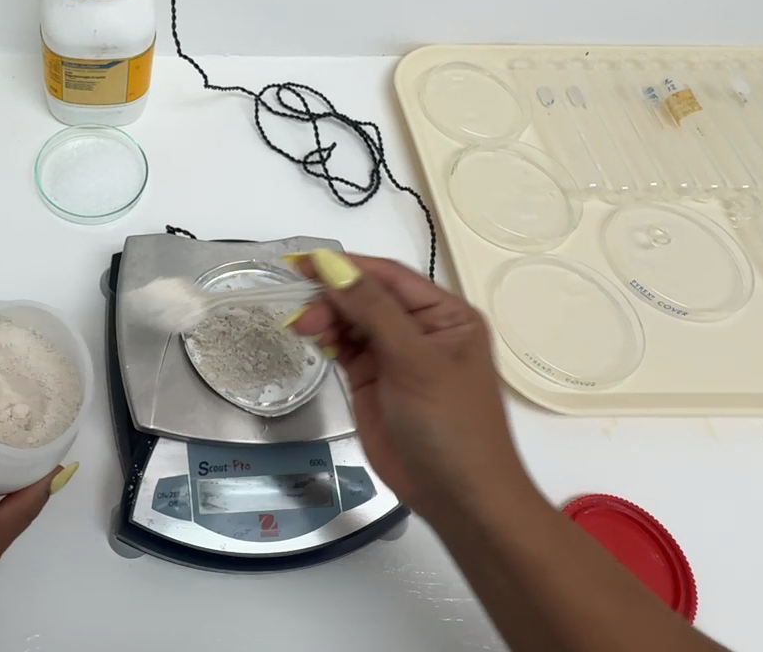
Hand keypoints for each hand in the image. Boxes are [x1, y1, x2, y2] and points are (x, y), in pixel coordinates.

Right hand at [288, 251, 528, 517]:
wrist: (459, 500)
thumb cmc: (450, 425)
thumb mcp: (414, 361)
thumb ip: (372, 309)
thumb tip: (332, 265)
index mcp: (445, 314)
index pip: (389, 276)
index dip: (347, 266)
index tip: (305, 263)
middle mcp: (420, 328)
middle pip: (365, 295)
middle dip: (333, 297)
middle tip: (302, 313)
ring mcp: (395, 354)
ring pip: (351, 318)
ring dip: (326, 317)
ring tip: (303, 329)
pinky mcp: (372, 378)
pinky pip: (344, 345)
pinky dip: (326, 338)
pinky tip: (312, 338)